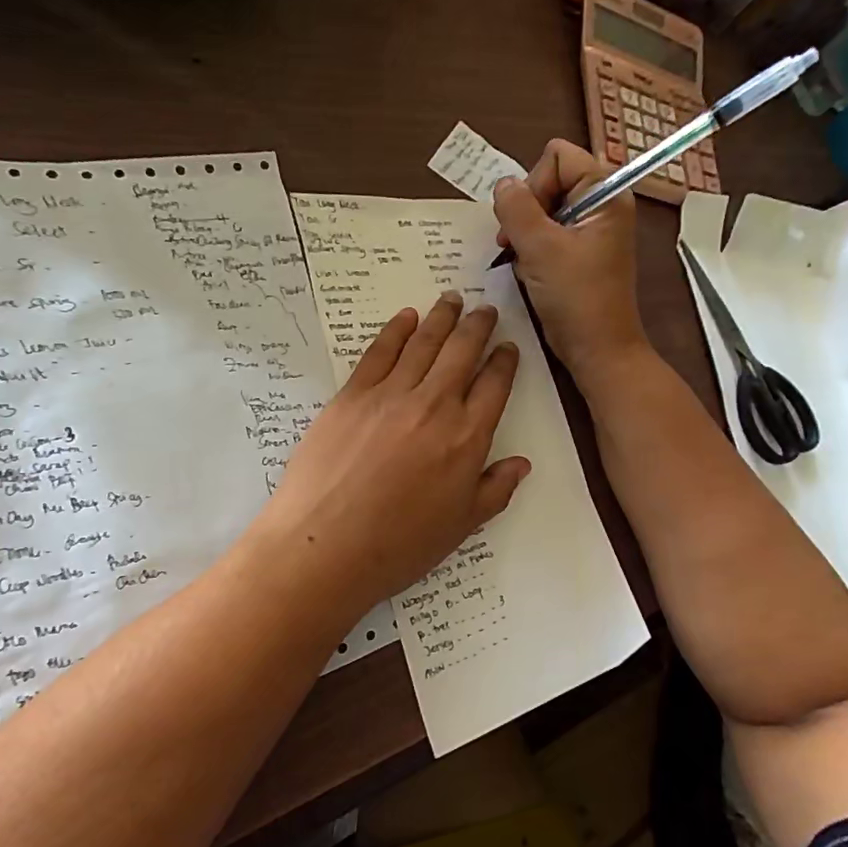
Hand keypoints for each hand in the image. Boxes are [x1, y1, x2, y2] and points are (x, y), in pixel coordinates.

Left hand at [246, 292, 529, 615]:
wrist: (325, 545)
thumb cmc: (398, 546)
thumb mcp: (459, 527)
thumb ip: (494, 490)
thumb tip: (521, 463)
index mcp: (467, 439)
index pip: (494, 386)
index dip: (504, 362)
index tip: (508, 347)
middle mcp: (434, 406)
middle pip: (462, 353)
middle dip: (477, 327)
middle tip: (485, 309)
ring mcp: (389, 396)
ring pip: (423, 344)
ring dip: (441, 319)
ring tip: (451, 300)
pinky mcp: (351, 396)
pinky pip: (378, 353)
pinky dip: (396, 330)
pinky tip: (406, 317)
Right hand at [493, 139, 649, 375]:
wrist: (596, 348)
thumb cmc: (576, 298)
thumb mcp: (540, 248)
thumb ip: (516, 209)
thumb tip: (502, 184)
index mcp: (604, 194)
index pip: (558, 157)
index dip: (534, 183)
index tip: (528, 221)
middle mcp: (599, 205)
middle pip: (548, 180)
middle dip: (525, 210)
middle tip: (515, 243)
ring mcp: (588, 230)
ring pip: (541, 210)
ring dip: (524, 233)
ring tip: (522, 260)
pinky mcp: (576, 253)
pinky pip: (544, 234)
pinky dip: (530, 249)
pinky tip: (528, 270)